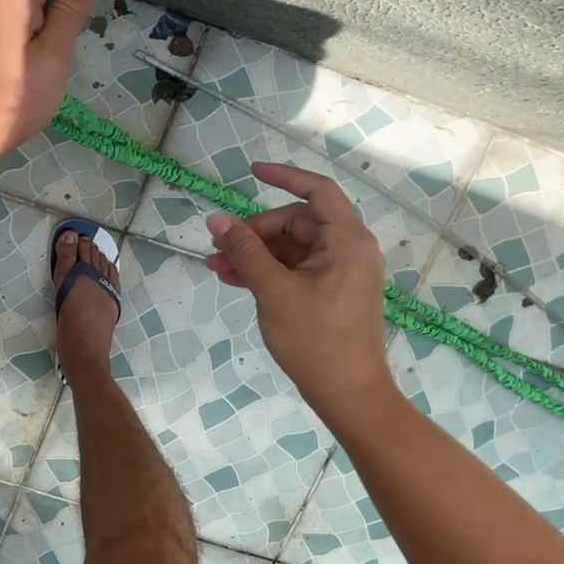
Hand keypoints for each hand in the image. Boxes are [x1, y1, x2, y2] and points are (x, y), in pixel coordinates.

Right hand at [205, 162, 396, 417]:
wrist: (347, 392)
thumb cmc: (316, 339)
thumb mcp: (273, 291)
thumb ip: (245, 251)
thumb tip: (216, 220)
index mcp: (346, 241)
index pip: (318, 191)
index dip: (285, 177)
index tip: (252, 171)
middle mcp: (347, 250)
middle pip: (295, 222)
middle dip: (255, 232)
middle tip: (219, 249)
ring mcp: (338, 272)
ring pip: (289, 247)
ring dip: (253, 254)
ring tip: (216, 268)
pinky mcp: (327, 292)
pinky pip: (292, 268)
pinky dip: (265, 270)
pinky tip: (233, 279)